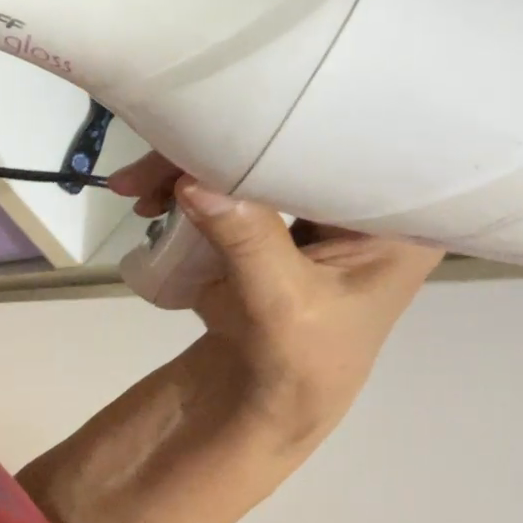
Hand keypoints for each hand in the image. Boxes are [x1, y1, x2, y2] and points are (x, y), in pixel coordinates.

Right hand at [110, 153, 442, 401]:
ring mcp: (303, 206)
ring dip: (180, 169)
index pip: (332, 151)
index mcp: (390, 217)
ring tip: (132, 191)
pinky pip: (219, 183)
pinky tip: (149, 201)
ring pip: (240, 161)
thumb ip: (246, 240)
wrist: (266, 389)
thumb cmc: (299, 356)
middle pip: (277, 148)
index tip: (207, 134)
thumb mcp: (280, 302)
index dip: (271, 136)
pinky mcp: (263, 217)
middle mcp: (351, 200)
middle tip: (142, 174)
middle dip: (203, 154)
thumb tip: (191, 182)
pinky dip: (178, 186)